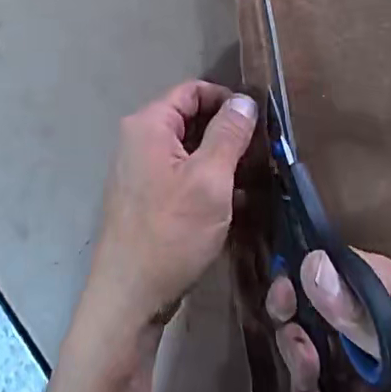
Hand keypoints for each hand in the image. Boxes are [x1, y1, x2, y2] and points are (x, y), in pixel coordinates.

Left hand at [85, 81, 258, 327]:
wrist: (129, 301)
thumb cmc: (171, 233)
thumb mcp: (210, 179)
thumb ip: (229, 134)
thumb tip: (245, 100)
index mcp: (149, 125)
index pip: (194, 90)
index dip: (228, 100)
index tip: (259, 122)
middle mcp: (139, 141)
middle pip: (192, 119)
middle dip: (228, 133)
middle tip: (261, 153)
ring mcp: (140, 171)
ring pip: (190, 149)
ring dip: (222, 160)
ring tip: (254, 180)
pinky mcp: (146, 198)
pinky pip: (182, 175)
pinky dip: (208, 182)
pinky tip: (234, 204)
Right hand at [268, 249, 390, 391]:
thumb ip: (364, 314)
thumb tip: (313, 261)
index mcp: (386, 291)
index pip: (328, 265)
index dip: (299, 281)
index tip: (284, 306)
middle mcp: (372, 316)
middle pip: (312, 312)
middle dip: (299, 343)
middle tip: (307, 372)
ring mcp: (366, 358)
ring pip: (312, 357)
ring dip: (305, 389)